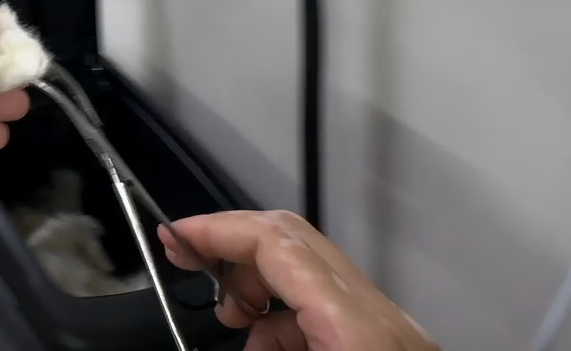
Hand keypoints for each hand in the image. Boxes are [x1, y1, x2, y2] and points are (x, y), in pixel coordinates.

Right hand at [160, 211, 437, 350]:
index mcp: (359, 332)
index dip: (214, 231)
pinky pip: (329, 306)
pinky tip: (270, 349)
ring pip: (309, 268)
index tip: (175, 239)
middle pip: (291, 237)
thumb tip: (222, 334)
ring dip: (258, 281)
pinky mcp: (394, 350)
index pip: (275, 242)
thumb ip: (257, 347)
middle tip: (189, 259)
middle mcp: (385, 322)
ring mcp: (395, 335)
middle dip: (230, 243)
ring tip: (232, 319)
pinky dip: (287, 315)